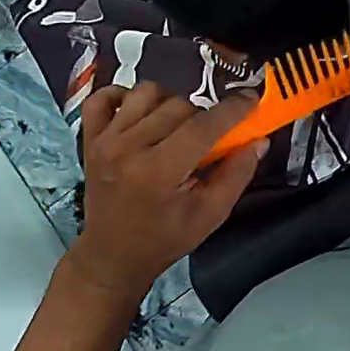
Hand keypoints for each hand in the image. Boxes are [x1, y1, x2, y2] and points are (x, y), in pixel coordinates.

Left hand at [65, 83, 265, 297]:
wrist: (113, 257)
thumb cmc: (166, 239)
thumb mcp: (212, 215)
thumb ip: (237, 174)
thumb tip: (259, 139)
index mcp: (159, 171)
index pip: (202, 125)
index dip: (232, 109)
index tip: (251, 99)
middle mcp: (128, 148)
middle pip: (178, 106)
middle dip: (203, 116)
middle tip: (209, 138)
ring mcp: (104, 140)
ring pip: (147, 94)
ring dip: (170, 103)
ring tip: (177, 126)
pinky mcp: (90, 138)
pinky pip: (103, 97)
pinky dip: (124, 96)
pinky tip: (141, 114)